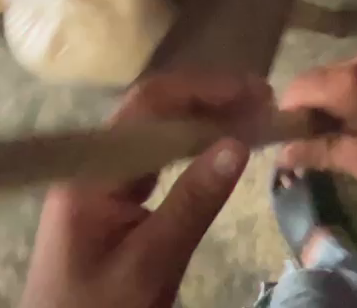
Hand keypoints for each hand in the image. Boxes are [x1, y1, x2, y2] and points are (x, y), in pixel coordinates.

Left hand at [20, 74, 269, 307]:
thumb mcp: (149, 267)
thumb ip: (192, 204)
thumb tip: (239, 143)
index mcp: (93, 170)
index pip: (150, 103)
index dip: (204, 90)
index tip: (253, 93)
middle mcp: (94, 162)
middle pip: (154, 109)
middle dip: (210, 99)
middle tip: (264, 101)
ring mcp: (100, 180)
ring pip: (157, 129)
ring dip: (204, 118)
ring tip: (252, 116)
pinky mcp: (110, 200)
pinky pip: (155, 155)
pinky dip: (192, 144)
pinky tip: (219, 146)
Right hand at [276, 51, 356, 191]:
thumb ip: (319, 152)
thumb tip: (282, 155)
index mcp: (350, 81)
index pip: (300, 86)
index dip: (289, 111)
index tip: (294, 137)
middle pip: (325, 76)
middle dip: (317, 104)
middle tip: (326, 139)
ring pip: (350, 71)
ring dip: (344, 95)